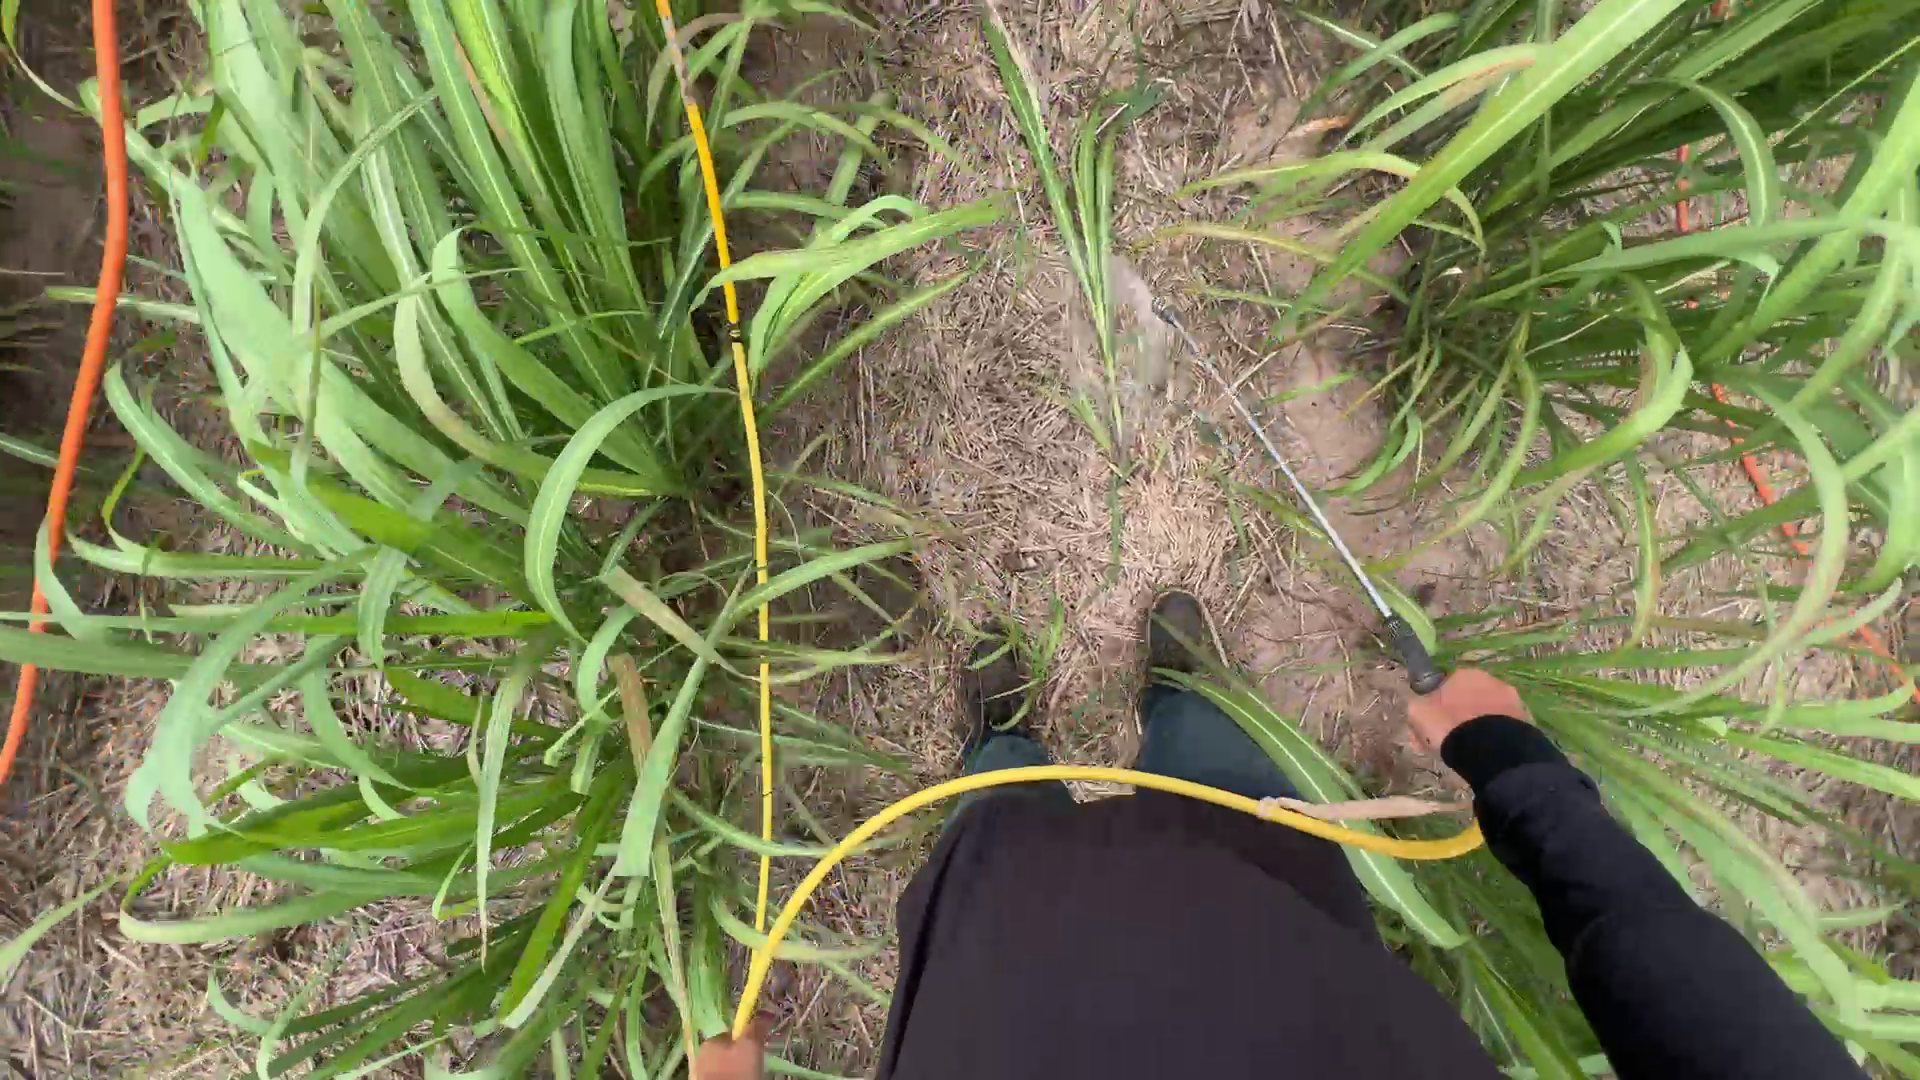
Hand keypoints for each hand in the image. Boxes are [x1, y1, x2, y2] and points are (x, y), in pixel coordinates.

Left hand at [692, 1023, 765, 1079]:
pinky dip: (731, 1078)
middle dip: (742, 1056)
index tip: (757, 1049)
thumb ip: (756, 1026)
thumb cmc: (736, 1073)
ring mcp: (702, 1075)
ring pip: (725, 1067)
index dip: (748, 1038)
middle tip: (754, 1065)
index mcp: (709, 1042)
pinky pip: (722, 1078)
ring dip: (737, 1070)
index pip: (733, 1033)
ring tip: (748, 1076)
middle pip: (729, 1050)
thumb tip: (765, 1013)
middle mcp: (701, 1057)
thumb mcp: (751, 1045)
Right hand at [1405, 668, 1526, 753]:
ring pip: (1486, 714)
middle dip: (1458, 714)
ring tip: (1465, 749)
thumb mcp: (1417, 712)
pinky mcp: (1528, 724)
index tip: (1430, 720)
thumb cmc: (1449, 725)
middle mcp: (1493, 681)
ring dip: (1476, 726)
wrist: (1493, 752)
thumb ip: (1418, 704)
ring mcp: (1514, 703)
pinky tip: (1482, 753)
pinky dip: (1492, 738)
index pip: (1445, 684)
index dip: (1436, 703)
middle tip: (1446, 736)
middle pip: (1468, 698)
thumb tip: (1422, 706)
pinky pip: (1501, 730)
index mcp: (1465, 673)